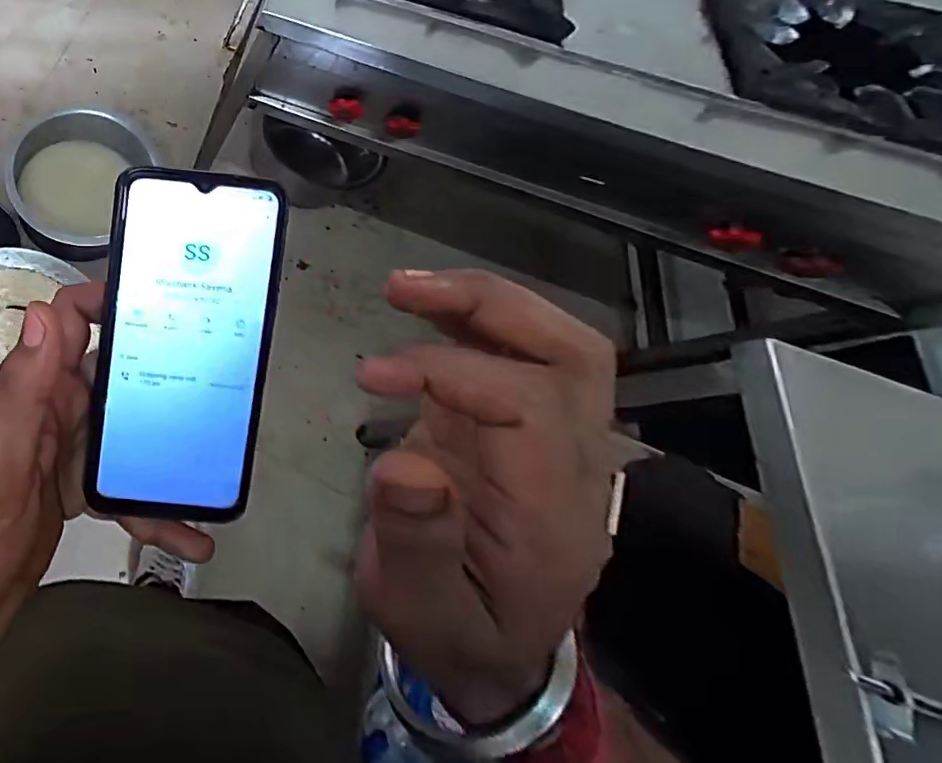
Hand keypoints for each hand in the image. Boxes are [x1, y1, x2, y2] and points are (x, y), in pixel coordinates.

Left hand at [0, 282, 211, 661]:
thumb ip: (20, 389)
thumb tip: (43, 313)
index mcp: (32, 393)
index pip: (67, 323)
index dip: (105, 301)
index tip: (157, 299)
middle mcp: (49, 412)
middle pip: (110, 375)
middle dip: (158, 369)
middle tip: (214, 380)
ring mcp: (63, 453)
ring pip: (124, 432)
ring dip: (164, 446)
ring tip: (210, 464)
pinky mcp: (74, 492)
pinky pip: (121, 486)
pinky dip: (151, 506)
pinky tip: (186, 528)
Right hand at [354, 269, 615, 725]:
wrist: (493, 653)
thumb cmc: (454, 633)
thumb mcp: (420, 608)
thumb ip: (417, 543)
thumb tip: (405, 465)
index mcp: (550, 512)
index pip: (525, 404)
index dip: (447, 370)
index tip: (371, 375)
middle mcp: (567, 466)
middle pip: (571, 356)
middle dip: (489, 305)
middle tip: (405, 288)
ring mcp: (547, 442)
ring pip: (552, 344)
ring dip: (480, 301)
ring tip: (404, 287)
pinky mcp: (513, 429)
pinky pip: (512, 358)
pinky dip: (467, 321)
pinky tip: (418, 311)